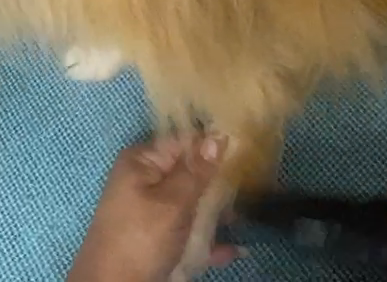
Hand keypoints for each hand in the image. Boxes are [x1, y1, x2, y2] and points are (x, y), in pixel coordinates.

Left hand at [68, 133, 239, 281]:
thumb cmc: (140, 238)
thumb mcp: (171, 202)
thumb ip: (196, 171)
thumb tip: (217, 136)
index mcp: (142, 161)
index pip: (182, 142)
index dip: (211, 144)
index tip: (242, 147)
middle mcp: (145, 181)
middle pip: (188, 174)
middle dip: (216, 183)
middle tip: (246, 188)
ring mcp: (151, 212)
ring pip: (190, 205)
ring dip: (215, 214)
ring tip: (241, 219)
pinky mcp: (157, 241)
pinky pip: (187, 234)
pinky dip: (208, 241)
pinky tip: (235, 250)